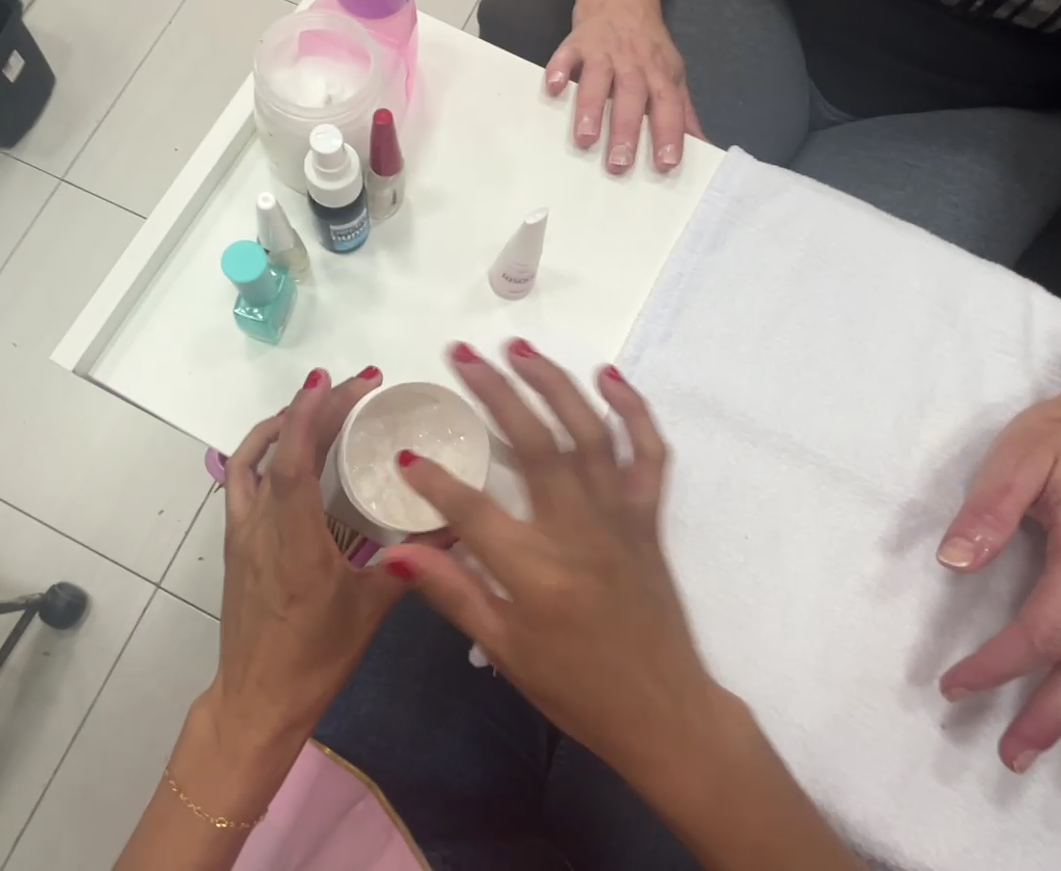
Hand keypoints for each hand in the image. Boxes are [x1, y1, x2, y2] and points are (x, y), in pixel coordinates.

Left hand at [206, 365, 409, 747]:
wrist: (257, 698)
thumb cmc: (316, 659)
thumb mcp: (369, 610)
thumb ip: (408, 564)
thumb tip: (451, 526)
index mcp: (294, 543)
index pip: (293, 463)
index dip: (308, 415)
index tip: (333, 380)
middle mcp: (260, 528)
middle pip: (278, 451)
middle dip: (312, 408)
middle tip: (353, 384)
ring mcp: (242, 532)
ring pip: (249, 460)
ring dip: (281, 423)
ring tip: (317, 403)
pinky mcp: (237, 541)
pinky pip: (242, 480)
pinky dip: (262, 450)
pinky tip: (288, 447)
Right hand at [378, 340, 724, 777]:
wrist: (665, 712)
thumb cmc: (576, 687)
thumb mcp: (505, 650)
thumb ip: (452, 593)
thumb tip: (396, 551)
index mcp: (537, 573)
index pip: (473, 511)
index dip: (434, 481)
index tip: (405, 452)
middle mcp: (580, 532)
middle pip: (536, 445)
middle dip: (496, 393)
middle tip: (461, 355)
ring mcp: (621, 517)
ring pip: (589, 434)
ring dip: (554, 384)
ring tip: (518, 347)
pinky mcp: (648, 516)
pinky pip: (648, 454)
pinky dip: (632, 410)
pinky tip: (607, 376)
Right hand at [544, 0, 701, 174]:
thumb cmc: (645, 46)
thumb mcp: (671, 75)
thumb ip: (683, 112)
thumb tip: (704, 146)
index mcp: (660, 74)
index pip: (668, 105)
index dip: (669, 133)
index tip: (666, 164)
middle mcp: (634, 62)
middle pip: (632, 96)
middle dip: (626, 129)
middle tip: (618, 164)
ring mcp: (604, 51)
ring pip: (599, 79)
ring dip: (592, 108)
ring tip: (585, 139)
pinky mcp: (577, 42)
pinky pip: (567, 55)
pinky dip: (559, 70)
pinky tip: (553, 88)